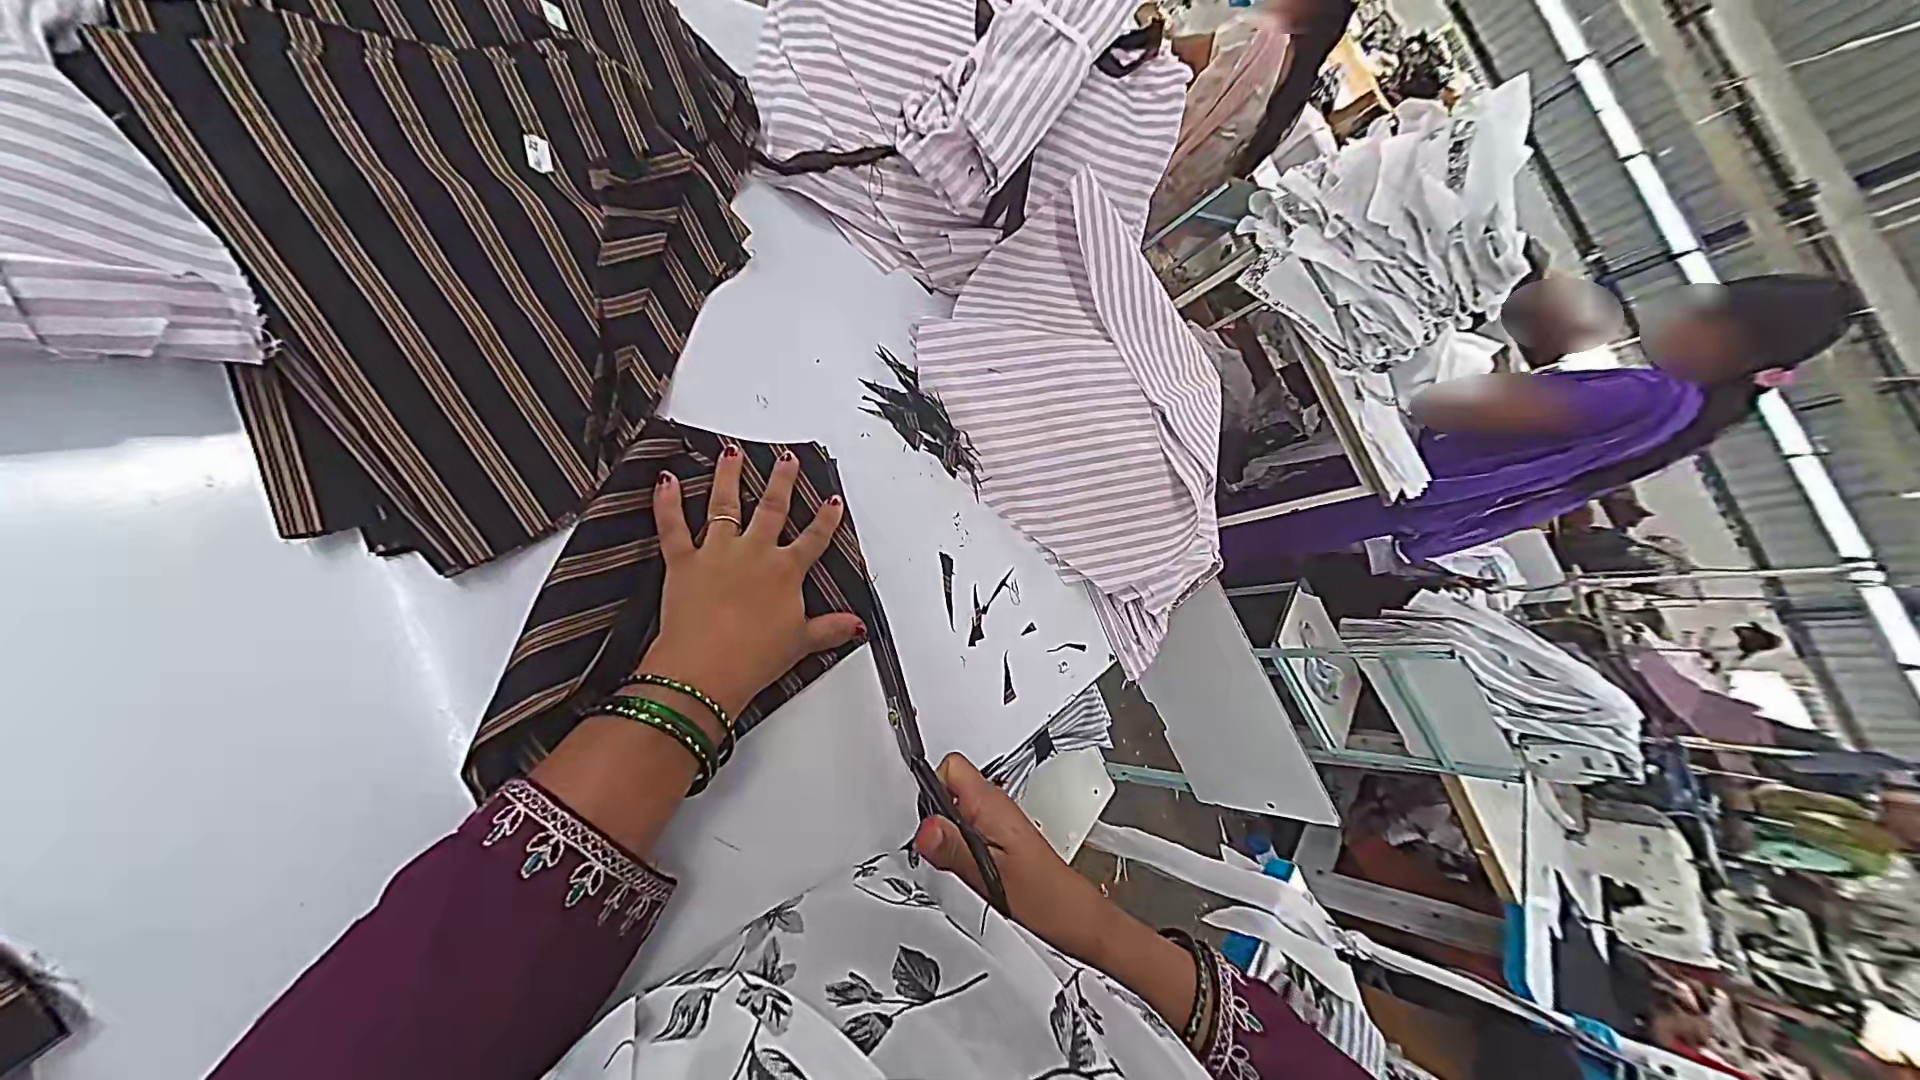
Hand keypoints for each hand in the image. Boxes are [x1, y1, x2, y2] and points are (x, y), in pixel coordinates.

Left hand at [640, 446, 865, 726]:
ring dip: (729, 476)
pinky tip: (666, 480)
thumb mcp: (801, 642)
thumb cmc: (752, 657)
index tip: (832, 501)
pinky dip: (667, 503)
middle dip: (783, 480)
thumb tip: (854, 627)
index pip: (813, 538)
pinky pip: (673, 526)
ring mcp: (718, 553)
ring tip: (732, 454)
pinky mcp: (683, 562)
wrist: (706, 670)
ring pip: (725, 504)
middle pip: (773, 508)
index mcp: (785, 571)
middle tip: (787, 459)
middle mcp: (754, 553)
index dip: (826, 519)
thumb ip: (830, 628)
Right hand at [916, 754, 1199, 1032]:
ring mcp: (999, 817)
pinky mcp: (1001, 833)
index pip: (950, 765)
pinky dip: (958, 839)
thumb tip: (924, 829)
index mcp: (991, 804)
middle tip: (934, 843)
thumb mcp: (989, 877)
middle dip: (933, 808)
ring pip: (958, 803)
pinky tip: (964, 864)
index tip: (920, 817)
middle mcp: (995, 804)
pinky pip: (968, 821)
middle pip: (950, 781)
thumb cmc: (1044, 898)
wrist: (1075, 917)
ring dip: (946, 826)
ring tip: (951, 857)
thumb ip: (953, 849)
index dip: (929, 786)